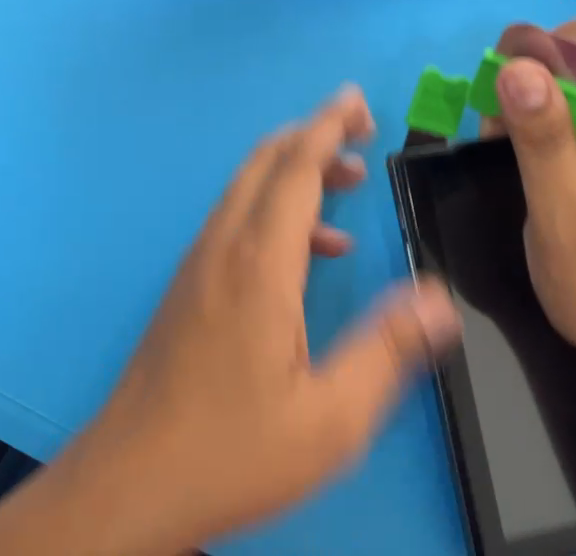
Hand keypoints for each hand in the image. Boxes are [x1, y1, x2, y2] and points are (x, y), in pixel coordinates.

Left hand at [12, 87, 461, 555]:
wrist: (135, 475)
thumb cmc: (235, 449)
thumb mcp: (330, 416)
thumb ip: (386, 351)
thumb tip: (440, 298)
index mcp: (259, 264)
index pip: (295, 169)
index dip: (327, 127)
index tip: (356, 100)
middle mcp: (223, 248)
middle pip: (264, 164)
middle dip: (311, 135)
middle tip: (360, 129)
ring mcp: (198, 264)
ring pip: (246, 189)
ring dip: (293, 172)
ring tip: (347, 185)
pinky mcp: (188, 286)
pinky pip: (235, 221)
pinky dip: (274, 210)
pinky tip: (309, 253)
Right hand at [489, 6, 575, 394]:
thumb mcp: (563, 222)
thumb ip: (542, 140)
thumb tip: (517, 66)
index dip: (552, 42)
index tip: (511, 92)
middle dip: (539, 76)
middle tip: (503, 136)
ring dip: (548, 102)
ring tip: (521, 160)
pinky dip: (568, 122)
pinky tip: (552, 170)